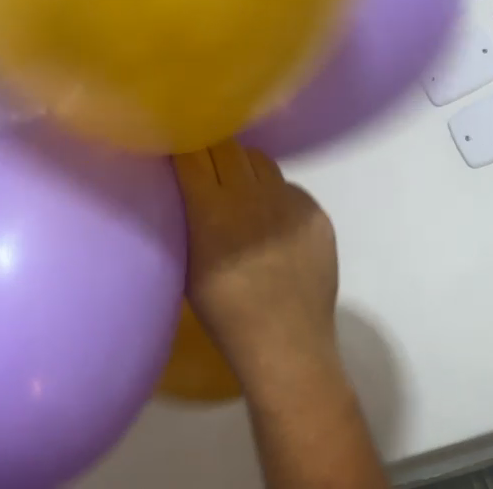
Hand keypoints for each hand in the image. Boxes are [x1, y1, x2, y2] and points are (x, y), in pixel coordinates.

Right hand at [175, 143, 338, 385]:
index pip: (190, 153)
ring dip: (244, 169)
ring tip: (241, 194)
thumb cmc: (224, 312)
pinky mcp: (316, 213)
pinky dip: (275, 196)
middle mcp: (250, 195)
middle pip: (225, 146)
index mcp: (210, 209)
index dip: (182, 149)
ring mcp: (288, 201)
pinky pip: (288, 187)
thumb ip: (184, 217)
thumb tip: (181, 184)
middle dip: (211, 153)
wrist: (287, 346)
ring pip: (259, 160)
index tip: (176, 154)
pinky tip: (272, 225)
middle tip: (206, 171)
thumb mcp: (187, 263)